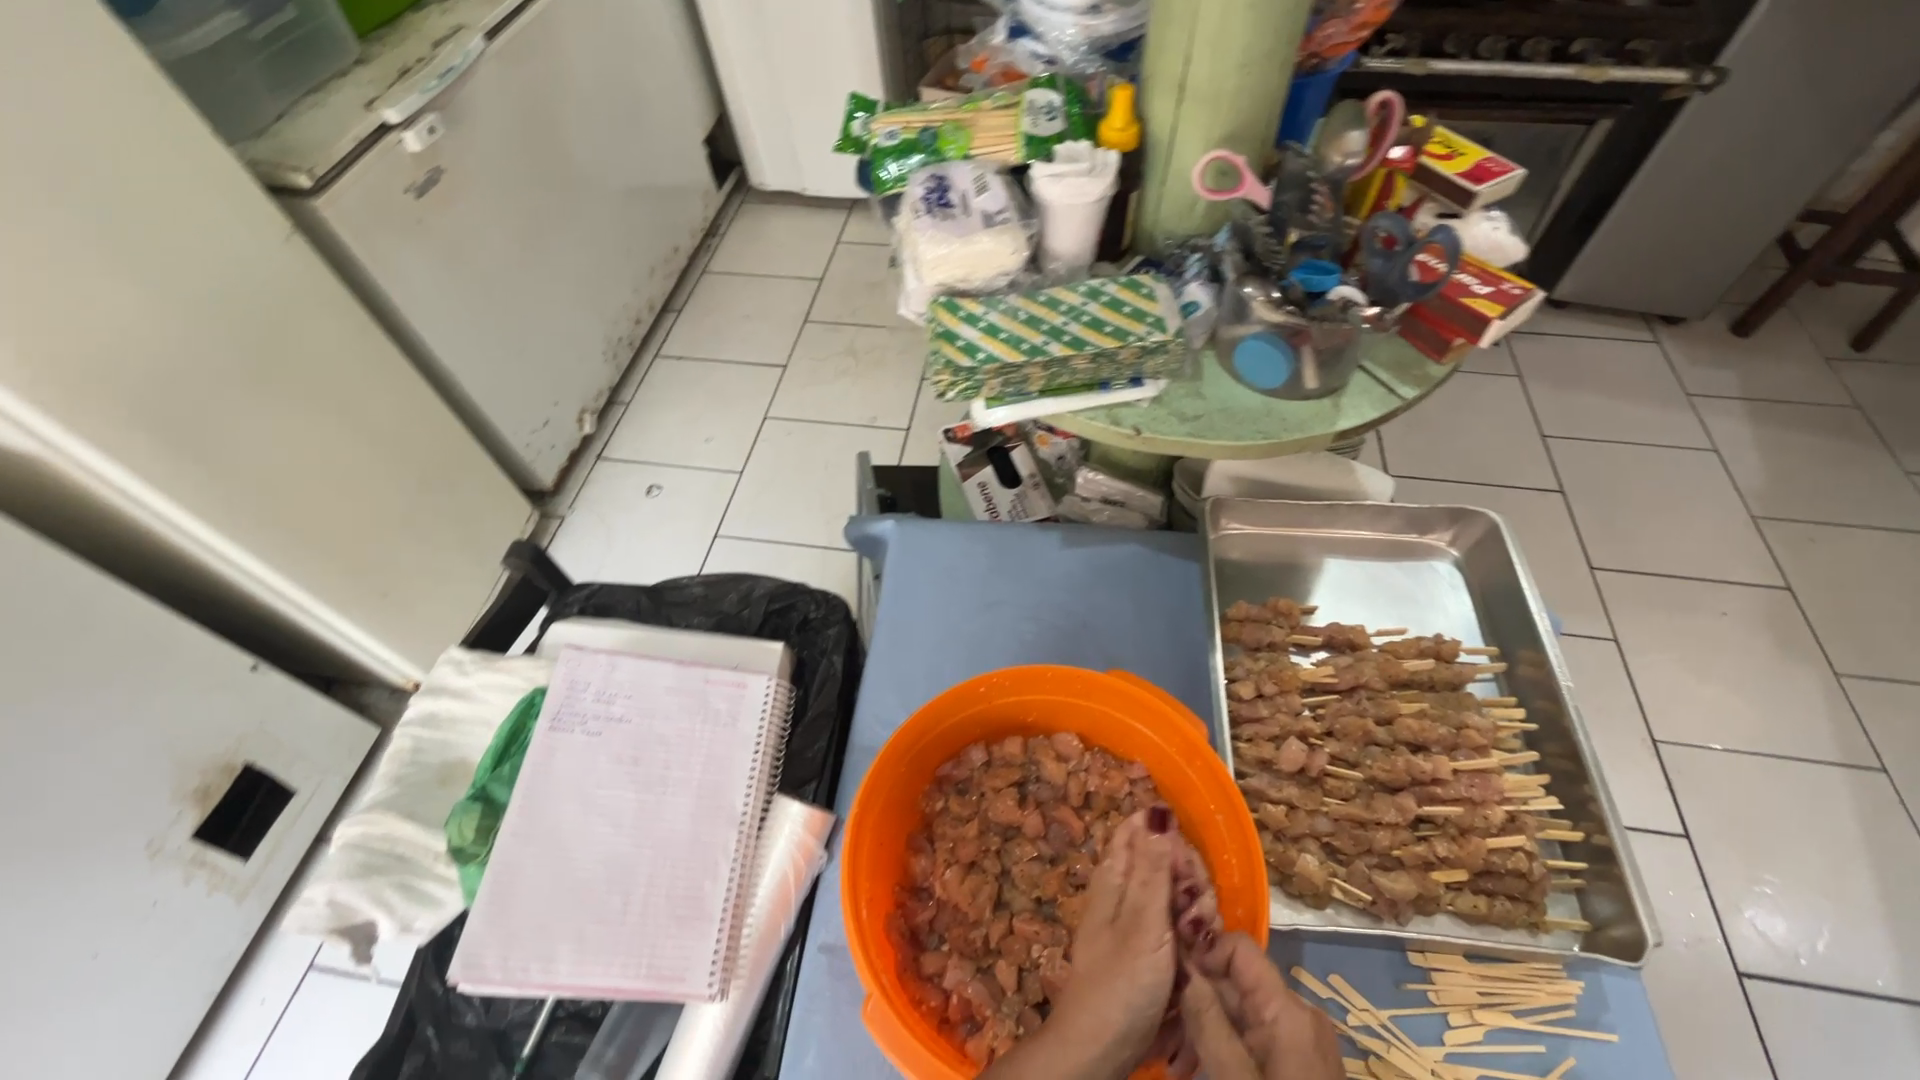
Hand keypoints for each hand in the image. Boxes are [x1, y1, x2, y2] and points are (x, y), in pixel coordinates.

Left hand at [1046, 807, 1181, 1073]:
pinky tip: (1202, 955)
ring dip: (1197, 912)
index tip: (1187, 869)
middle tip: (1195, 913)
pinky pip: (1179, 927)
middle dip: (1190, 881)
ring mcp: (1139, 922)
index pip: (1142, 830)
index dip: (1170, 839)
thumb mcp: (1142, 922)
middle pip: (1166, 863)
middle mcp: (1125, 892)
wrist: (1101, 1049)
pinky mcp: (1152, 951)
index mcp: (1115, 877)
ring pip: (1178, 896)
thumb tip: (1157, 808)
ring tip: (1199, 940)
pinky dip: (1194, 937)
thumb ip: (1153, 868)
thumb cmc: (1120, 984)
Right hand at [1180, 933, 1342, 1079]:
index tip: (1170, 982)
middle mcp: (1298, 1013)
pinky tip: (1195, 1071)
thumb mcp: (1234, 1077)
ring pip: (1239, 1012)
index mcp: (1286, 1009)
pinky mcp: (1298, 1060)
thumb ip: (1207, 1019)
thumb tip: (1182, 961)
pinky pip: (1252, 1036)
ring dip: (1201, 1028)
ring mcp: (1300, 1038)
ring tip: (1172, 1063)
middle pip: (1234, 982)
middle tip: (1158, 1033)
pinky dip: (1222, 1047)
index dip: (1201, 954)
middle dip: (1193, 1001)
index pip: (1239, 947)